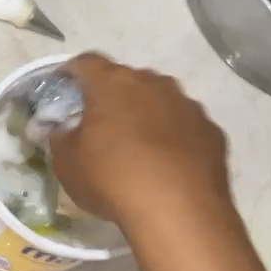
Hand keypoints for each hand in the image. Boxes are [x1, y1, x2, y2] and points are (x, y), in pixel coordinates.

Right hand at [49, 54, 233, 233]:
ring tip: (133, 147)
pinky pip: (183, 126)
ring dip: (143, 115)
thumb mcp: (66, 163)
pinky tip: (162, 164)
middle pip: (126, 80)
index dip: (71, 71)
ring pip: (158, 101)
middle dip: (111, 96)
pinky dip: (170, 137)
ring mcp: (187, 105)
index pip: (86, 62)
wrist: (176, 208)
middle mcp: (154, 83)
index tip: (62, 86)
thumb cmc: (110, 178)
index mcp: (113, 85)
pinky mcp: (211, 130)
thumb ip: (60, 137)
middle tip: (97, 123)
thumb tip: (60, 128)